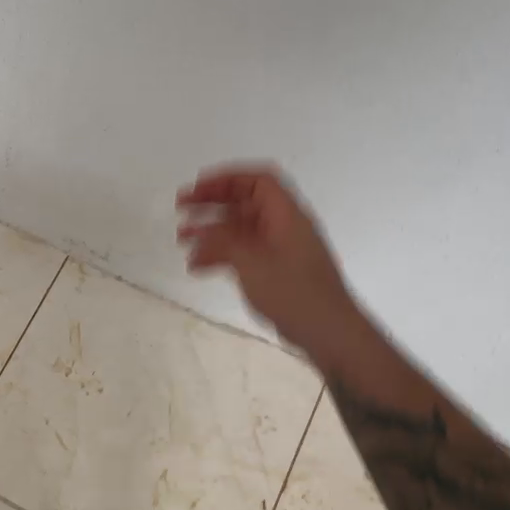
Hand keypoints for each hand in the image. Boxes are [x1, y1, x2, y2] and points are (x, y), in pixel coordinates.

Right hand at [175, 164, 363, 358]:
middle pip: (245, 202)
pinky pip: (242, 252)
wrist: (328, 331)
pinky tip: (199, 268)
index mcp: (286, 216)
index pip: (257, 181)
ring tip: (182, 241)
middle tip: (181, 209)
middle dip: (211, 203)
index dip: (226, 179)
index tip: (196, 188)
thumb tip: (201, 229)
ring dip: (210, 231)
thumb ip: (223, 241)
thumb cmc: (294, 292)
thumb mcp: (252, 262)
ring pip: (240, 229)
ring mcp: (279, 249)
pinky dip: (219, 254)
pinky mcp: (275, 270)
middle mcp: (284, 227)